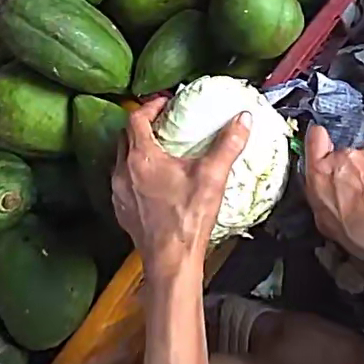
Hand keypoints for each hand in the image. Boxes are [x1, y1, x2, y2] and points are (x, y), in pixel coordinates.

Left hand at [111, 96, 250, 281]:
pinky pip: (122, 182)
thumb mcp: (212, 176)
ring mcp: (119, 193)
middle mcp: (123, 172)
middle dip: (142, 125)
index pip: (136, 118)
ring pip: (121, 160)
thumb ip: (228, 144)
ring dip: (136, 149)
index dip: (150, 106)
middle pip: (125, 136)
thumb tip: (244, 119)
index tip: (164, 102)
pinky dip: (134, 173)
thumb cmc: (188, 218)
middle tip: (162, 122)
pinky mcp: (122, 210)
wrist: (170, 260)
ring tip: (159, 149)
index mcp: (142, 158)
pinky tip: (154, 181)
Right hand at [303, 125, 363, 279]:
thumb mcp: (328, 226)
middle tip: (354, 195)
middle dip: (345, 172)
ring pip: (362, 162)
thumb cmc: (363, 232)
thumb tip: (323, 198)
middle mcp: (342, 158)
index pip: (314, 138)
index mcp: (321, 174)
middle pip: (340, 157)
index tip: (321, 151)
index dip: (317, 142)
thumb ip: (322, 201)